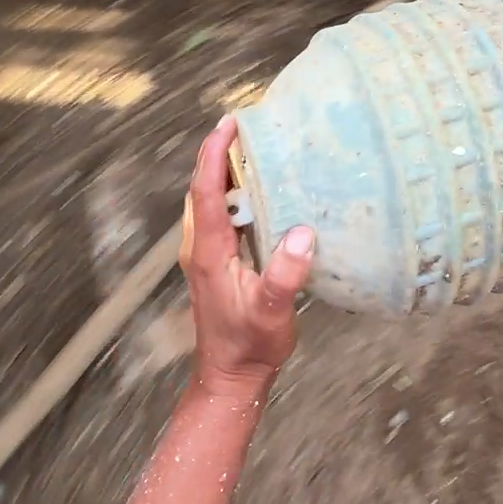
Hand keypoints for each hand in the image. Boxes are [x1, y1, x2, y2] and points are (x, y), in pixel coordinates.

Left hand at [180, 116, 314, 397]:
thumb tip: (303, 233)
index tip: (229, 124)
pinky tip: (254, 187)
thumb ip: (284, 276)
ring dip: (220, 169)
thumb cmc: (250, 346)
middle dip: (216, 152)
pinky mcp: (215, 261)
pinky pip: (216, 213)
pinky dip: (229, 189)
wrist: (230, 379)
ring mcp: (205, 254)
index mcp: (209, 252)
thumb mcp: (272, 312)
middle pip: (200, 189)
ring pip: (205, 200)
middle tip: (242, 124)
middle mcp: (200, 247)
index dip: (214, 156)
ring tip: (248, 146)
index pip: (206, 192)